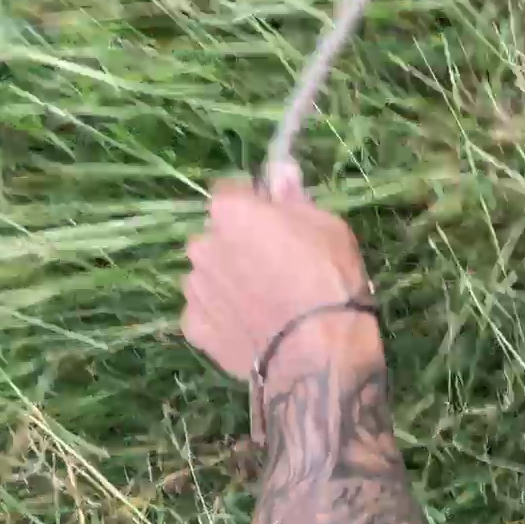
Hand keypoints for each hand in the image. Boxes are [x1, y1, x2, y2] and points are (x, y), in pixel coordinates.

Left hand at [181, 178, 371, 380]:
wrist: (318, 351)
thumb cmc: (330, 281)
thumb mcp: (331, 230)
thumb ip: (296, 200)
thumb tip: (281, 172)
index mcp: (232, 212)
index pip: (232, 190)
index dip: (256, 203)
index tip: (278, 219)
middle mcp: (202, 244)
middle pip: (218, 236)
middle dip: (241, 245)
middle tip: (280, 267)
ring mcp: (194, 287)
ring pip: (212, 274)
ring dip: (232, 280)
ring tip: (271, 304)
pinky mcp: (194, 327)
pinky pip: (208, 311)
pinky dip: (227, 315)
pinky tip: (258, 327)